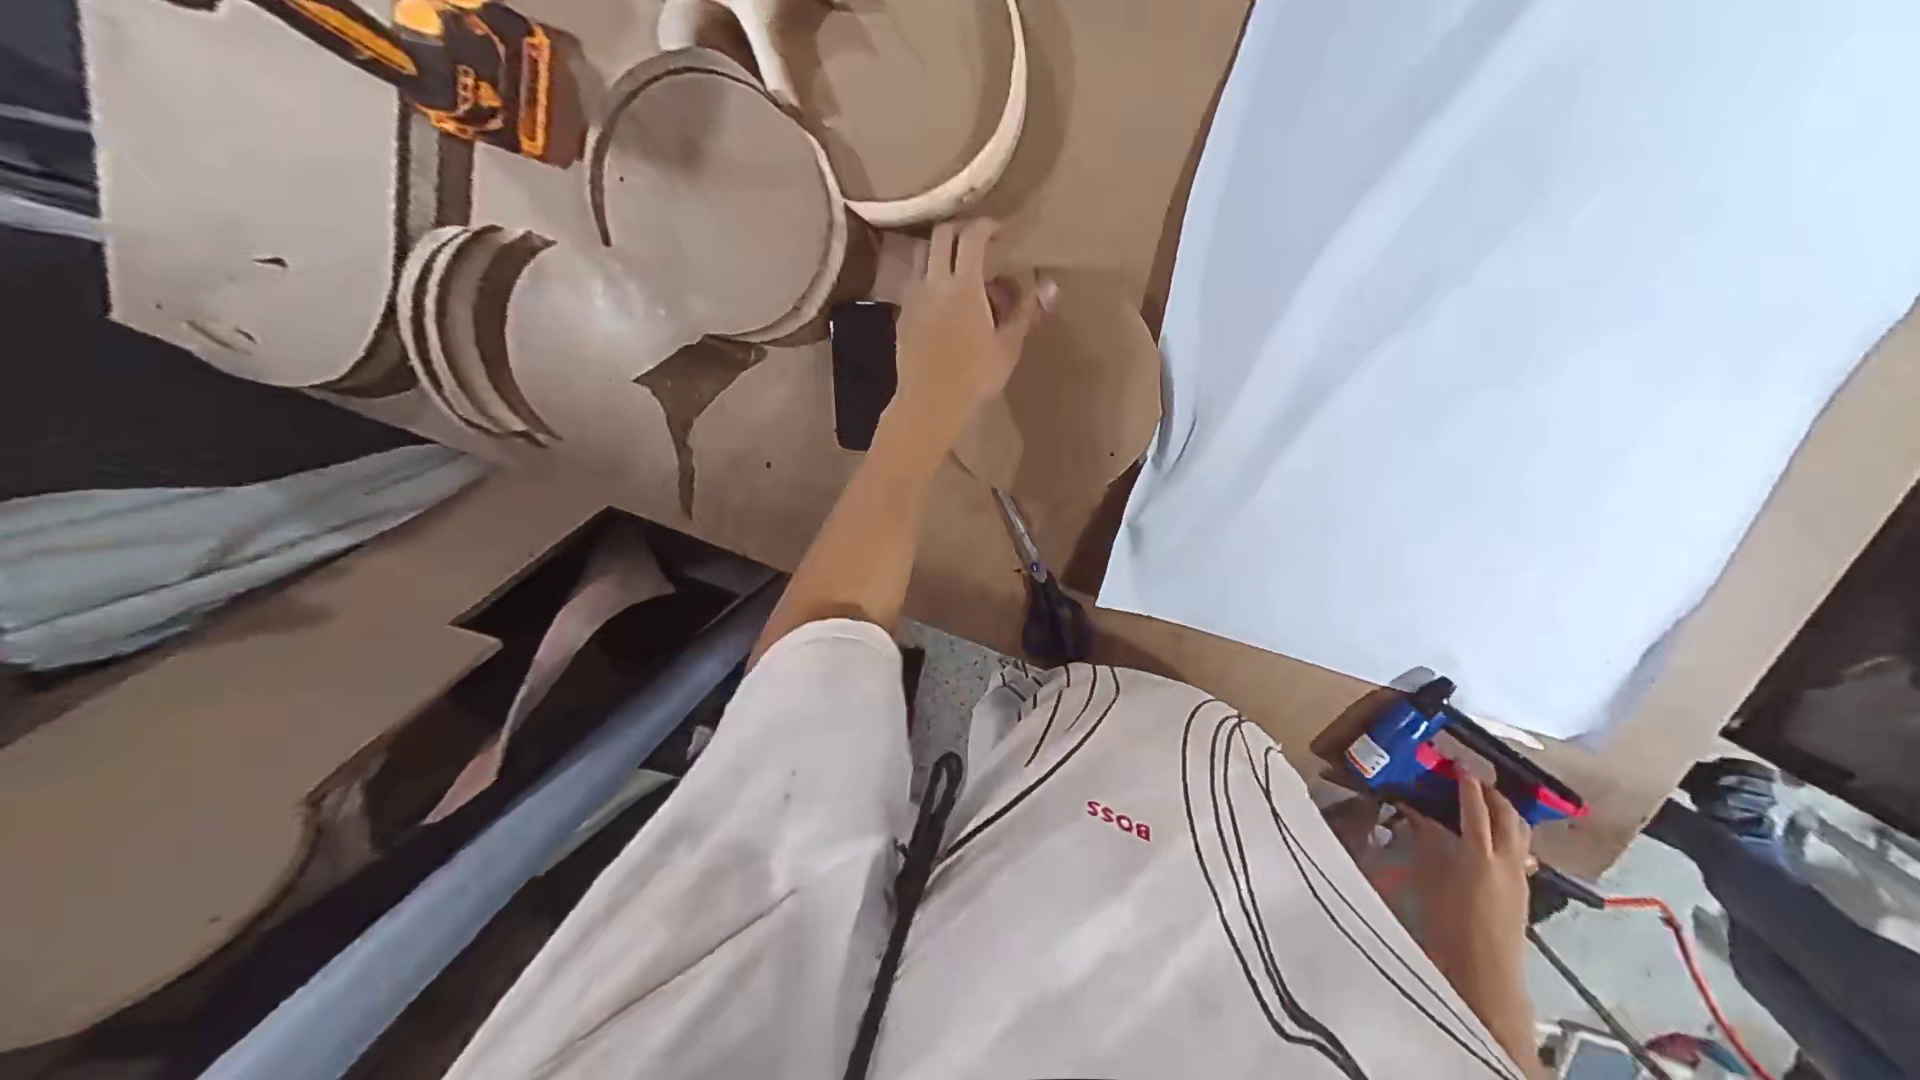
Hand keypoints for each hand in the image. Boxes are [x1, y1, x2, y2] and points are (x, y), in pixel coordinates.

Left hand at [888, 219, 1050, 444]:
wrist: (929, 402)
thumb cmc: (974, 377)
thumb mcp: (1008, 346)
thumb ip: (1025, 312)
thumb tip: (1050, 287)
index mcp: (963, 285)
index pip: (972, 236)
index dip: (987, 225)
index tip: (999, 229)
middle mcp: (934, 282)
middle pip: (941, 234)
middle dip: (961, 228)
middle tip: (978, 240)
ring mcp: (913, 297)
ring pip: (921, 254)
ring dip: (939, 249)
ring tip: (957, 265)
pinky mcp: (903, 314)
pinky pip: (914, 280)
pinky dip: (929, 275)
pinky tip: (942, 296)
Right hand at [1410, 774, 1538, 1064]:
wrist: (1483, 973)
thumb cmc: (1447, 924)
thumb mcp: (1430, 877)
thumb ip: (1427, 840)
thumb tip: (1415, 811)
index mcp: (1480, 854)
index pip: (1476, 808)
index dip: (1467, 784)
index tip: (1458, 763)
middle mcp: (1506, 860)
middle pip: (1508, 816)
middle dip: (1492, 793)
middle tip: (1472, 776)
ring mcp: (1518, 875)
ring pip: (1519, 832)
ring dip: (1504, 811)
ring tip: (1484, 799)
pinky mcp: (1521, 889)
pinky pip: (1518, 849)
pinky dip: (1507, 833)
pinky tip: (1491, 835)